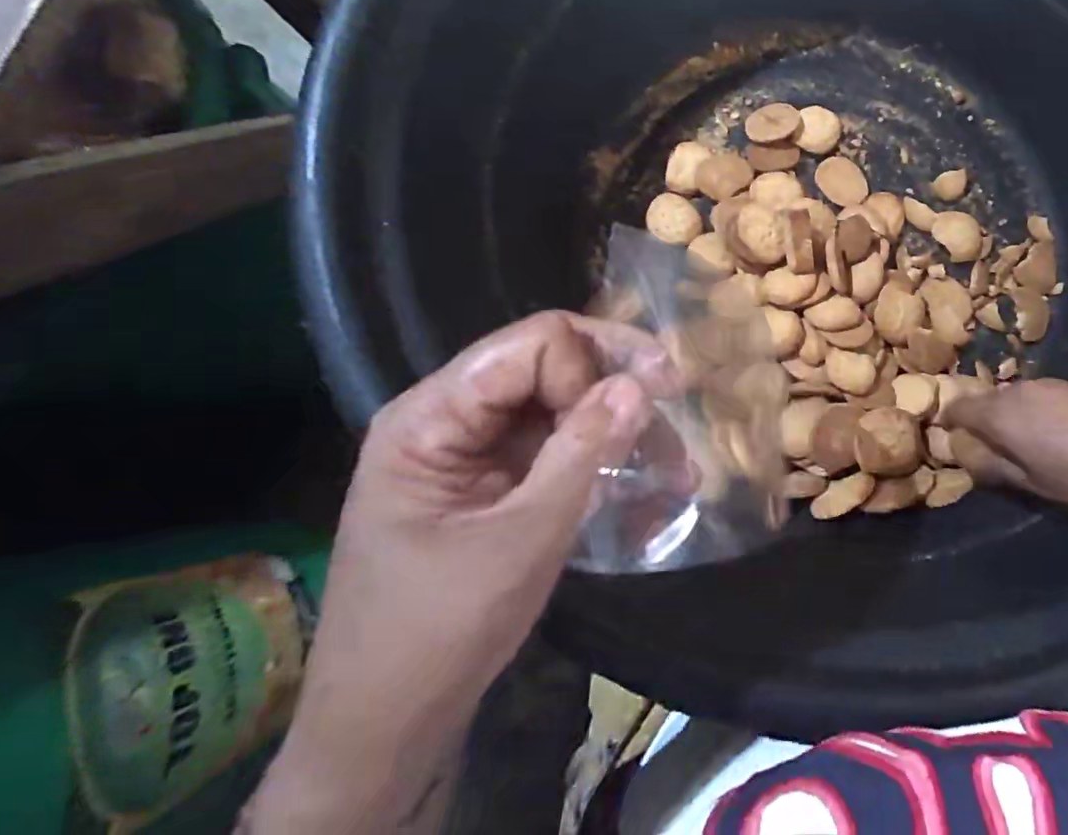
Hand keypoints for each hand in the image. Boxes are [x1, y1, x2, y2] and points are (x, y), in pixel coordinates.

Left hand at [247, 311, 674, 831]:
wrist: (388, 721)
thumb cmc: (442, 629)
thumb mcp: (524, 536)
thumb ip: (583, 452)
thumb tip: (640, 384)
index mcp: (431, 417)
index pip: (533, 346)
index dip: (595, 363)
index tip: (650, 400)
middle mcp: (451, 417)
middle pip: (551, 364)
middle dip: (618, 386)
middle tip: (677, 410)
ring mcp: (475, 449)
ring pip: (563, 405)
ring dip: (623, 429)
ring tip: (679, 469)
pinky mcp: (496, 479)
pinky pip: (559, 445)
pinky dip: (605, 459)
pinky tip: (651, 485)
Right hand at [945, 379, 1067, 520]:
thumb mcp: (1032, 484)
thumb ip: (993, 466)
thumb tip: (967, 453)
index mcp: (1000, 415)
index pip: (958, 408)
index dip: (949, 423)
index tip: (952, 441)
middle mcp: (1017, 391)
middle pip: (984, 400)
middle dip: (979, 421)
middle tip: (989, 451)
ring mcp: (1046, 384)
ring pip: (1010, 397)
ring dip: (1007, 416)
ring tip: (1024, 447)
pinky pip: (1034, 396)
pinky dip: (1030, 412)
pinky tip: (1054, 437)